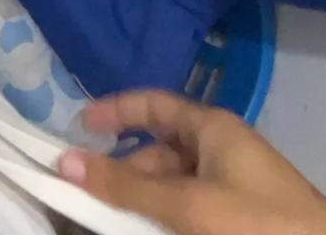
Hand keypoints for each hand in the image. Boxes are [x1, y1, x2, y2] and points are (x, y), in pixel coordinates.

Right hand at [55, 91, 325, 234]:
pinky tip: (158, 231)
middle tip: (97, 196)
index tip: (80, 129)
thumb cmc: (263, 228)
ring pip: (178, 184)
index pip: (152, 103)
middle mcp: (226, 149)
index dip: (114, 111)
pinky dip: (171, 218)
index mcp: (213, 128)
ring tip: (125, 222)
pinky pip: (197, 209)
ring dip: (149, 201)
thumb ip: (126, 186)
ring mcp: (242, 187)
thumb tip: (63, 160)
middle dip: (128, 171)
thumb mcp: (189, 207)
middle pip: (161, 149)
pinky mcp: (252, 220)